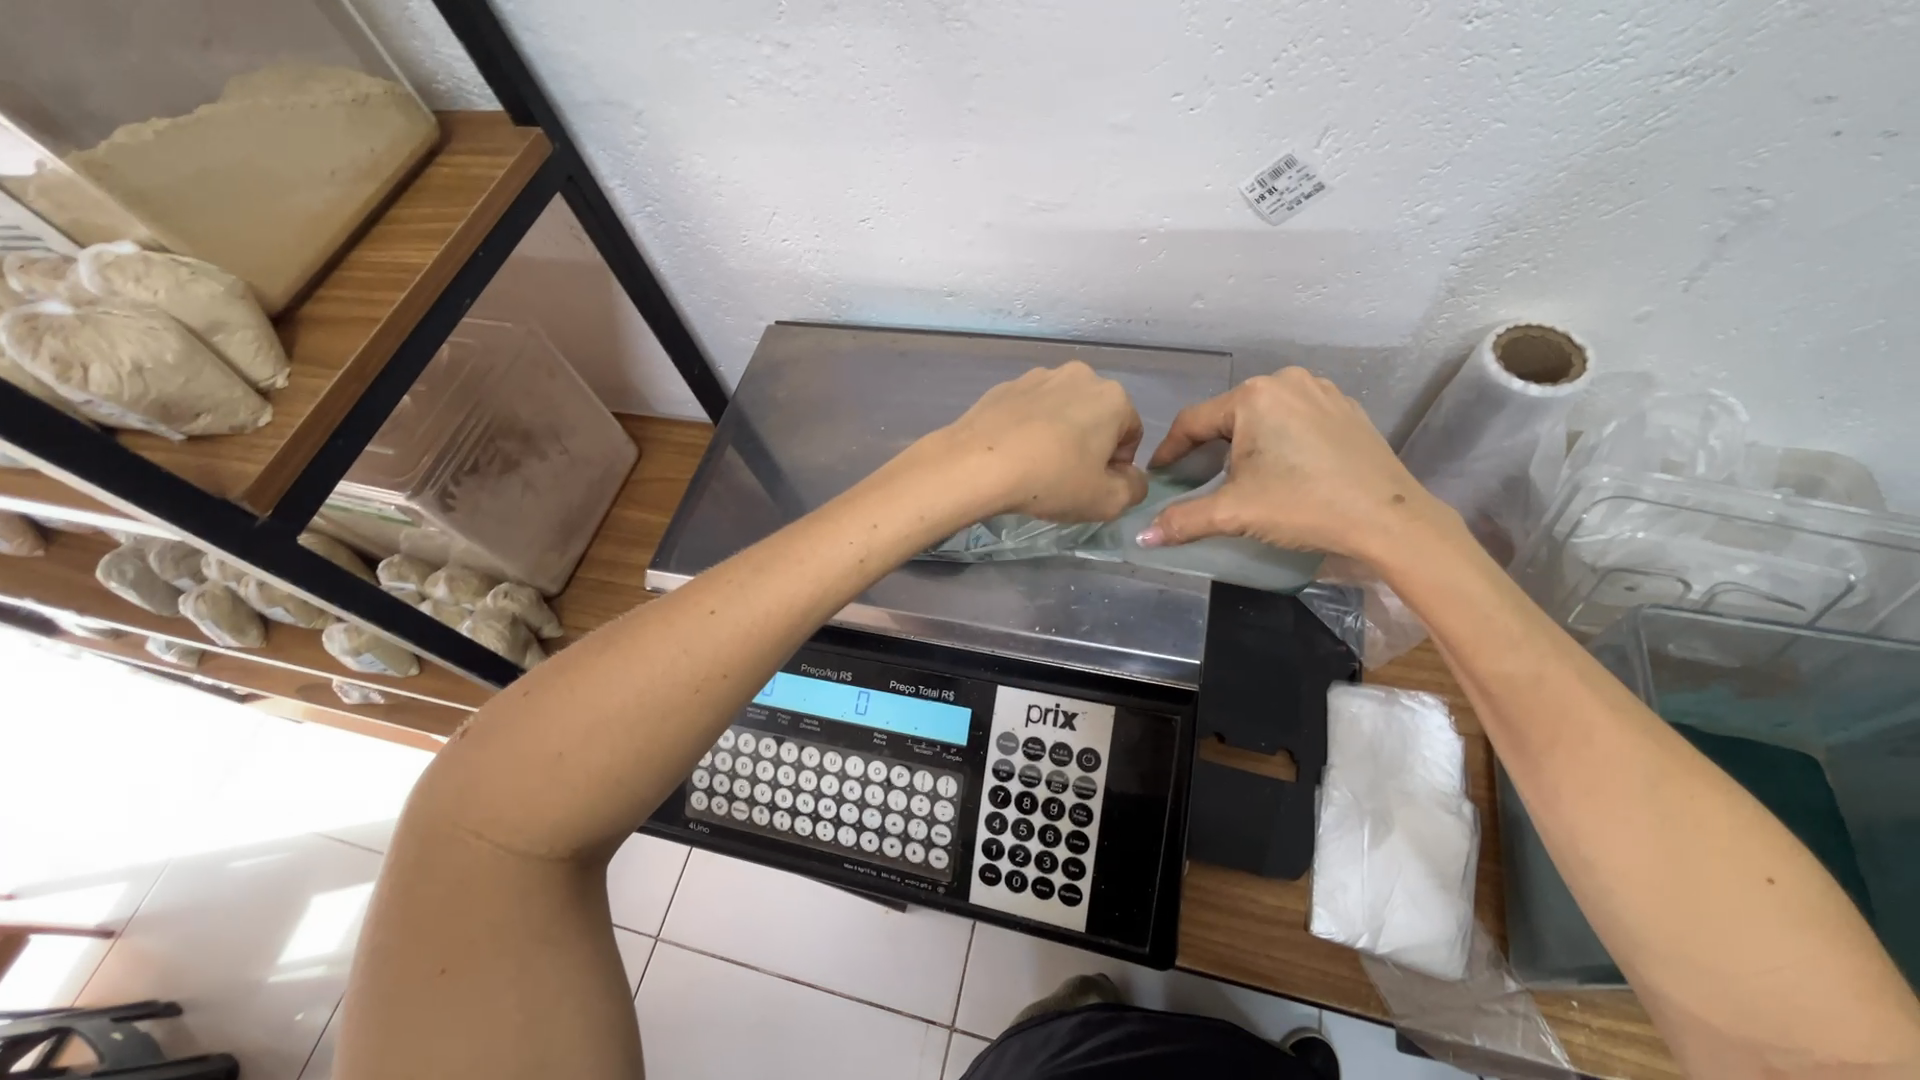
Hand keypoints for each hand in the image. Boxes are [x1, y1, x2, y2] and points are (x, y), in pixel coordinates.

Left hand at [921, 361, 1148, 522]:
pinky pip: (1029, 411)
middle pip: (1096, 418)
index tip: (1094, 486)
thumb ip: (1134, 489)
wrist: (977, 465)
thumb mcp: (1107, 501)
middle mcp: (1079, 376)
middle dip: (1089, 446)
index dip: (1118, 466)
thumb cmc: (1052, 480)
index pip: (1131, 435)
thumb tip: (1131, 478)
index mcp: (1113, 397)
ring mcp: (1038, 377)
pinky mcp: (1005, 386)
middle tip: (1066, 478)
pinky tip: (1014, 455)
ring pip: (1061, 412)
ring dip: (1059, 435)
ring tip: (1037, 467)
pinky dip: (1028, 429)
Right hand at [1138, 367, 1452, 560]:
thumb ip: (1184, 520)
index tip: (1159, 476)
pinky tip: (1283, 469)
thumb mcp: (1235, 513)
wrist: (1389, 519)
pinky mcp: (1346, 409)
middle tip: (1196, 480)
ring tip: (1238, 476)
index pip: (1193, 422)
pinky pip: (1296, 420)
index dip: (1170, 452)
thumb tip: (1142, 537)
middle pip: (1229, 416)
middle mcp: (1286, 381)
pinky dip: (1280, 441)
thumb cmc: (1304, 506)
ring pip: (1264, 417)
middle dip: (1208, 448)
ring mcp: (1321, 392)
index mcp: (1253, 396)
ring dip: (1245, 444)